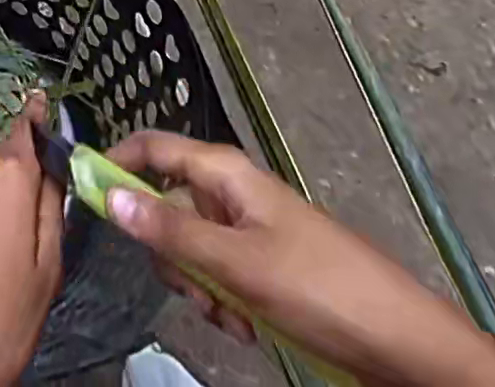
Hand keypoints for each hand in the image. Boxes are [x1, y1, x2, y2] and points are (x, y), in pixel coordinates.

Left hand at [0, 93, 63, 386]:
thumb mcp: (47, 265)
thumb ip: (53, 204)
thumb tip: (54, 166)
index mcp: (8, 171)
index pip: (28, 124)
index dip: (40, 117)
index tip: (47, 106)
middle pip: (9, 155)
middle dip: (24, 175)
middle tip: (38, 221)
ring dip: (0, 195)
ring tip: (10, 246)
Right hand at [104, 131, 494, 386]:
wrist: (406, 346)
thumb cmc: (318, 287)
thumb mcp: (235, 263)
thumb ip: (167, 230)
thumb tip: (106, 193)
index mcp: (222, 170)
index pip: (150, 146)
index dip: (115, 162)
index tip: (88, 197)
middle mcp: (228, 190)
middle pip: (165, 204)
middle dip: (170, 251)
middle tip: (193, 286)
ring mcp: (245, 226)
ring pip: (188, 245)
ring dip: (198, 283)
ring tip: (232, 313)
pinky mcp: (261, 260)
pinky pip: (216, 270)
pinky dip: (222, 298)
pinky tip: (249, 323)